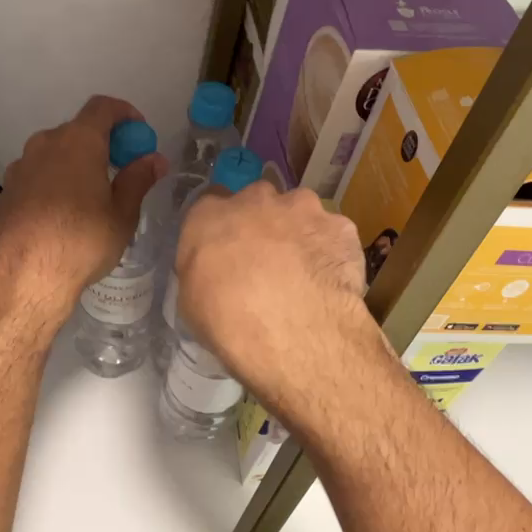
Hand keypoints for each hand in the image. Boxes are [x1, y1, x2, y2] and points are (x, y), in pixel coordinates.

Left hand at [0, 95, 166, 326]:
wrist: (26, 277)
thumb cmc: (82, 242)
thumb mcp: (121, 215)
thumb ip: (138, 180)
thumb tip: (154, 159)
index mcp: (77, 142)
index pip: (102, 107)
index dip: (124, 114)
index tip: (138, 133)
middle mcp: (43, 145)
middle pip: (75, 131)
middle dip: (99, 144)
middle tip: (117, 171)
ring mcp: (19, 169)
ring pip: (51, 156)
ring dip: (72, 166)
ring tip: (88, 198)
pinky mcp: (5, 194)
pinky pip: (35, 179)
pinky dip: (51, 186)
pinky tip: (60, 217)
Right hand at [174, 181, 384, 411]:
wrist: (291, 331)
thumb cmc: (227, 321)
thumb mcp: (191, 302)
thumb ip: (202, 269)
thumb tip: (215, 268)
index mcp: (209, 216)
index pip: (210, 203)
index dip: (220, 228)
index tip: (225, 250)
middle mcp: (256, 200)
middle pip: (258, 202)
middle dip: (261, 225)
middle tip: (264, 264)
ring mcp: (303, 208)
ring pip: (299, 213)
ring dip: (297, 234)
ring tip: (302, 275)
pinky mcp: (340, 226)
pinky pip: (332, 235)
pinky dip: (329, 252)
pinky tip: (329, 282)